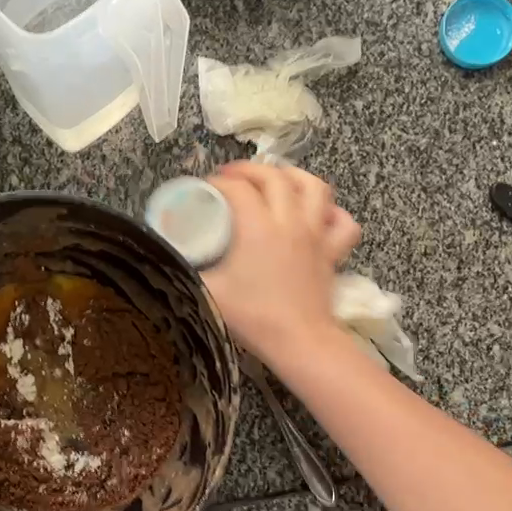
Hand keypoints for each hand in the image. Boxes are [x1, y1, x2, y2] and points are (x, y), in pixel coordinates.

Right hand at [203, 161, 360, 361]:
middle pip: (274, 177)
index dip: (218, 183)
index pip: (237, 189)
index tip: (205, 189)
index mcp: (257, 228)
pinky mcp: (333, 252)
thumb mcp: (208, 293)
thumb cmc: (253, 317)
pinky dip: (332, 212)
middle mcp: (290, 222)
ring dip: (294, 177)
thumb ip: (187, 273)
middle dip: (250, 170)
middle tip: (232, 178)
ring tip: (278, 180)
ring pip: (314, 187)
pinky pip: (343, 222)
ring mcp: (316, 234)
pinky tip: (319, 215)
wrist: (298, 340)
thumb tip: (169, 260)